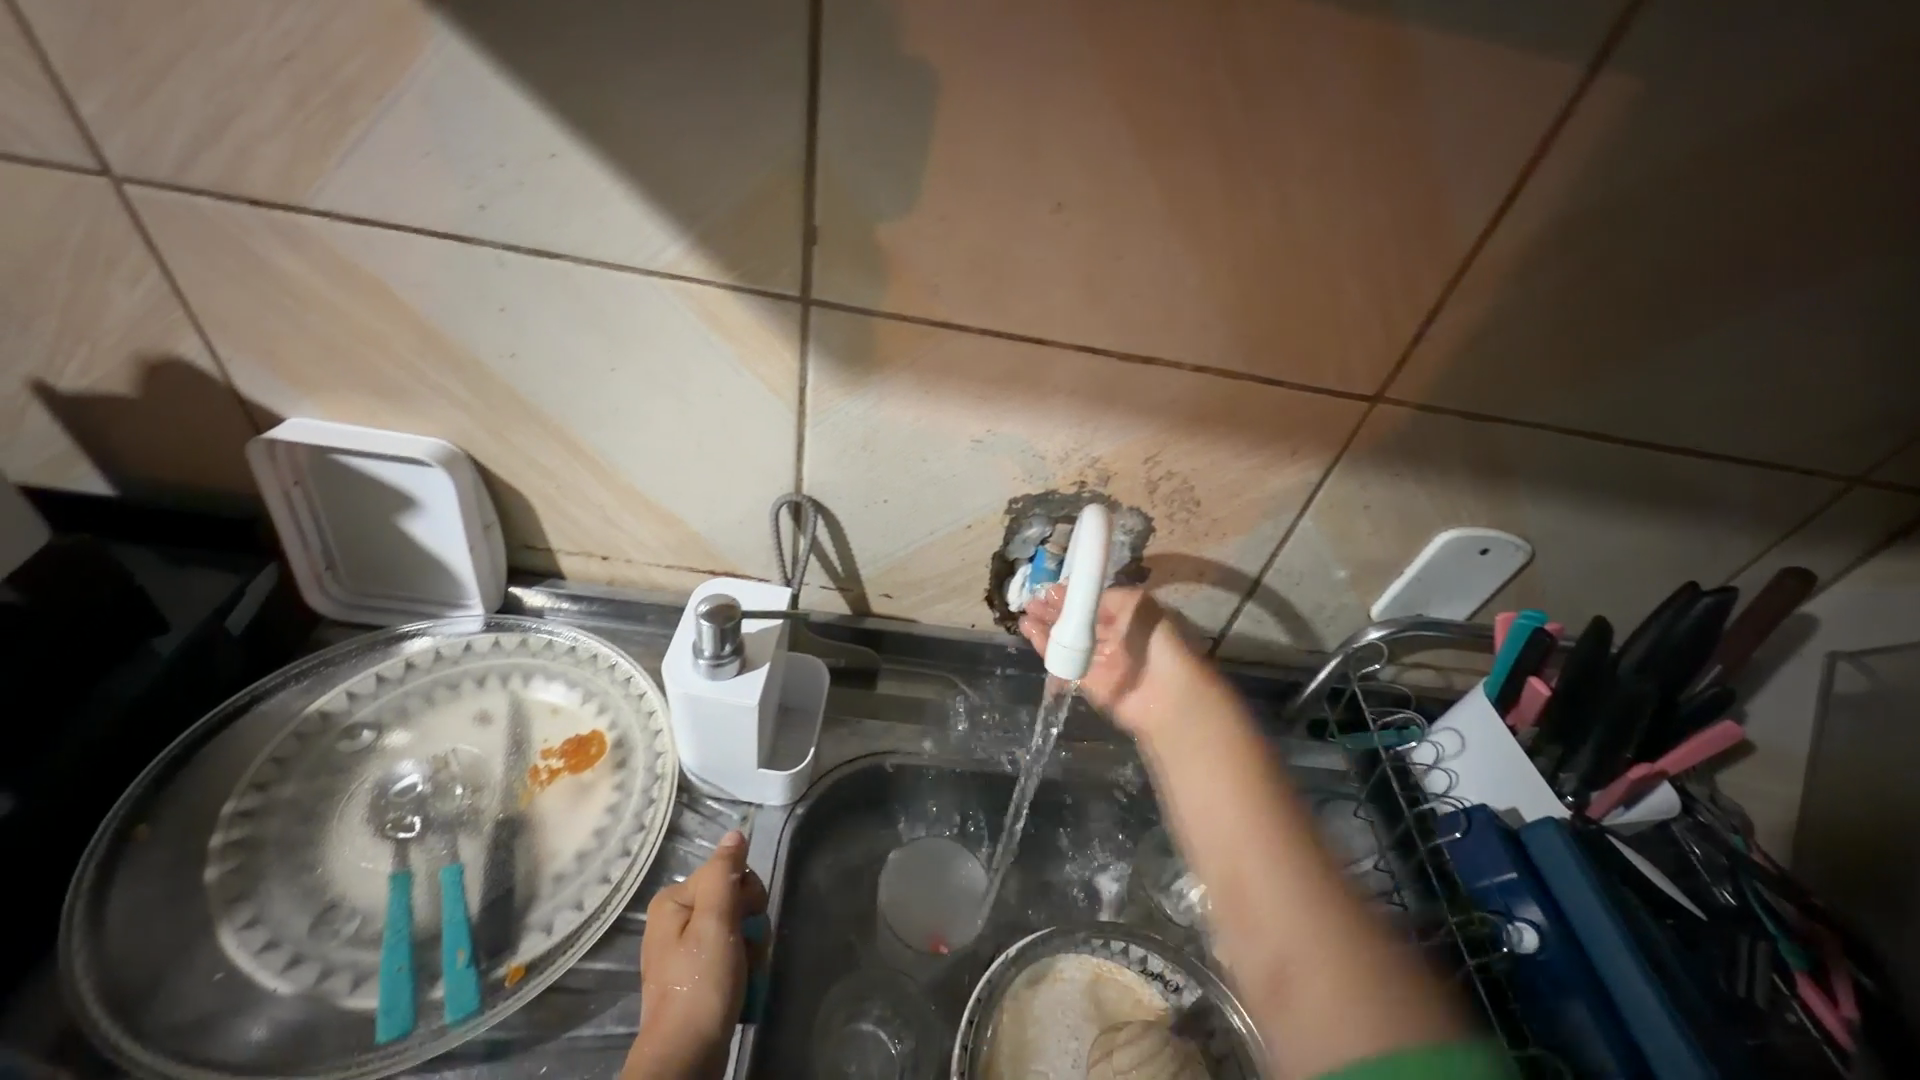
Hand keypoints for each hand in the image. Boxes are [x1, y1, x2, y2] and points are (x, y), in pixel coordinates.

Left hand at [624, 831, 767, 1079]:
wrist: (686, 1055)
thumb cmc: (701, 984)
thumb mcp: (716, 922)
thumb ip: (725, 874)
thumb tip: (735, 833)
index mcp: (674, 900)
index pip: (729, 873)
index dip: (748, 896)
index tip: (747, 923)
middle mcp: (674, 919)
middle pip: (734, 901)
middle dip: (750, 926)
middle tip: (744, 952)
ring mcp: (685, 950)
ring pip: (738, 930)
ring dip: (750, 950)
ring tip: (743, 974)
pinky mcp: (696, 977)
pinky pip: (731, 956)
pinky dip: (742, 969)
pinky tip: (740, 986)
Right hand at [1017, 585, 1219, 738]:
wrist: (1164, 692)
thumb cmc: (1155, 641)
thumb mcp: (1136, 604)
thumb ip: (1105, 597)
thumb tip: (1074, 593)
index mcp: (1127, 617)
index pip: (1093, 603)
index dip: (1071, 596)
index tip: (1049, 588)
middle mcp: (1112, 637)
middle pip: (1076, 621)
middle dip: (1053, 610)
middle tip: (1031, 600)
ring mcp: (1097, 659)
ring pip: (1065, 639)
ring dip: (1044, 626)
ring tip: (1025, 614)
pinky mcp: (1084, 680)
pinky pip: (1061, 660)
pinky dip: (1044, 646)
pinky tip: (1029, 631)